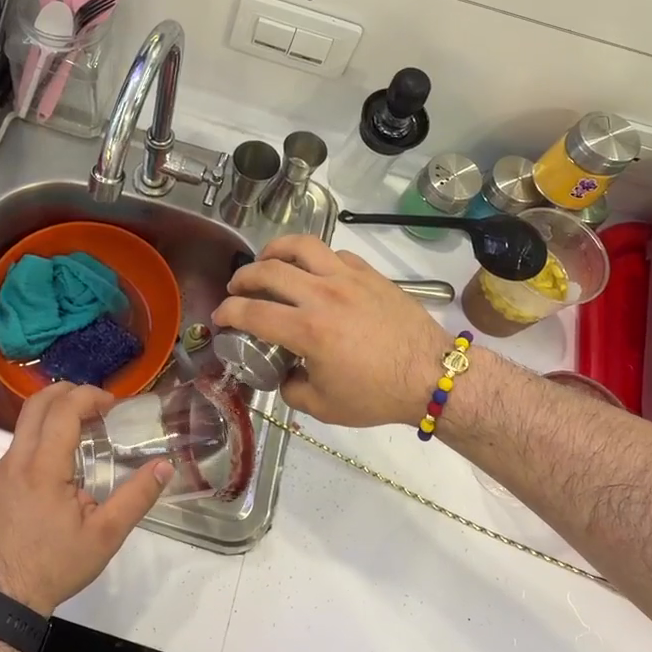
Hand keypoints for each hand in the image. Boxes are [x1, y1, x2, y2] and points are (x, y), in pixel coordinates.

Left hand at [0, 384, 170, 614]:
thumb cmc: (54, 567)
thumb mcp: (105, 536)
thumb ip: (137, 497)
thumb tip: (165, 466)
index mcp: (43, 468)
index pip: (63, 409)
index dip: (88, 396)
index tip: (110, 404)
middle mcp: (13, 462)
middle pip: (35, 405)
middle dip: (66, 393)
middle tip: (92, 405)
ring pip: (22, 433)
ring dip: (50, 427)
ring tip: (76, 450)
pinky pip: (10, 460)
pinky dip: (33, 456)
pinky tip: (48, 490)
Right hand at [211, 235, 450, 426]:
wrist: (431, 374)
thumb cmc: (377, 394)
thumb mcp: (325, 406)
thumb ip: (293, 389)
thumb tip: (283, 375)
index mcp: (308, 330)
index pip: (252, 312)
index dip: (228, 312)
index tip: (220, 317)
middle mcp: (323, 295)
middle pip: (269, 270)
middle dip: (243, 277)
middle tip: (237, 288)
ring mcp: (347, 278)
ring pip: (301, 245)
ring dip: (275, 250)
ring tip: (267, 261)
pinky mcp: (368, 273)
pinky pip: (332, 253)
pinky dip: (313, 258)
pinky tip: (311, 271)